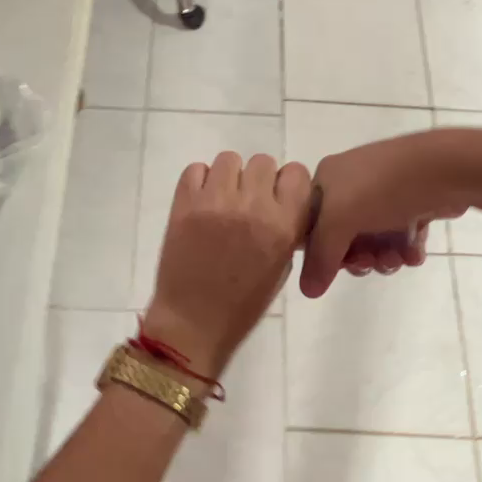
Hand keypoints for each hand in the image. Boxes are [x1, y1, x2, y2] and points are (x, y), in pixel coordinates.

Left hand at [144, 152, 311, 378]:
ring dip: (229, 176)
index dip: (287, 183)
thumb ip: (287, 229)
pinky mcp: (185, 202)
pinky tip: (201, 203)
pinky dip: (200, 180)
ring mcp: (216, 201)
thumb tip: (281, 203)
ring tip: (222, 201)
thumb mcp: (281, 267)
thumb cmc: (243, 304)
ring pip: (229, 159)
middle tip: (246, 202)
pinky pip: (196, 169)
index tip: (277, 198)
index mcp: (283, 225)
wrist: (193, 321)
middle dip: (257, 179)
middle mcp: (253, 206)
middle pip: (263, 162)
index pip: (296, 173)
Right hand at [301, 133, 467, 298]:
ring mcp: (383, 194)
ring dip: (383, 257)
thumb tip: (308, 290)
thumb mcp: (339, 220)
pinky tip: (414, 255)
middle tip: (369, 264)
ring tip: (398, 259)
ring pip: (373, 240)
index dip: (320, 251)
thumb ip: (321, 257)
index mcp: (327, 179)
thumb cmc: (381, 189)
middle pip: (342, 236)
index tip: (337, 267)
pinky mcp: (412, 204)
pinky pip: (400, 236)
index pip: (310, 224)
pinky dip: (404, 250)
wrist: (444, 169)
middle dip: (357, 257)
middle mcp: (351, 185)